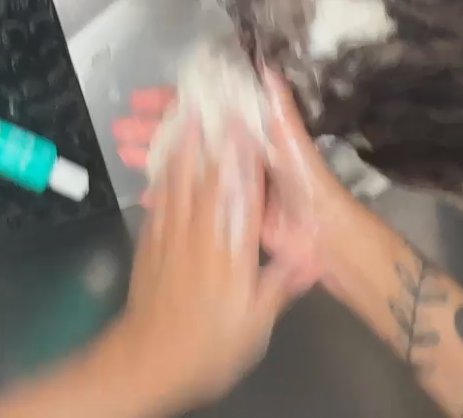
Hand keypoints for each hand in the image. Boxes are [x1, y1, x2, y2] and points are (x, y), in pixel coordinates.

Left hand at [98, 115, 318, 412]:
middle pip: (198, 176)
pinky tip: (160, 163)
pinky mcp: (149, 241)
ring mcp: (168, 233)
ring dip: (177, 148)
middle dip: (201, 138)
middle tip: (199, 103)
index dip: (237, 155)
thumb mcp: (255, 323)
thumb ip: (279, 285)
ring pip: (172, 181)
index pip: (234, 192)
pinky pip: (156, 199)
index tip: (240, 122)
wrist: (152, 358)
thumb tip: (313, 258)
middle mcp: (195, 231)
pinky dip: (160, 176)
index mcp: (225, 247)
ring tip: (177, 117)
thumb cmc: (211, 344)